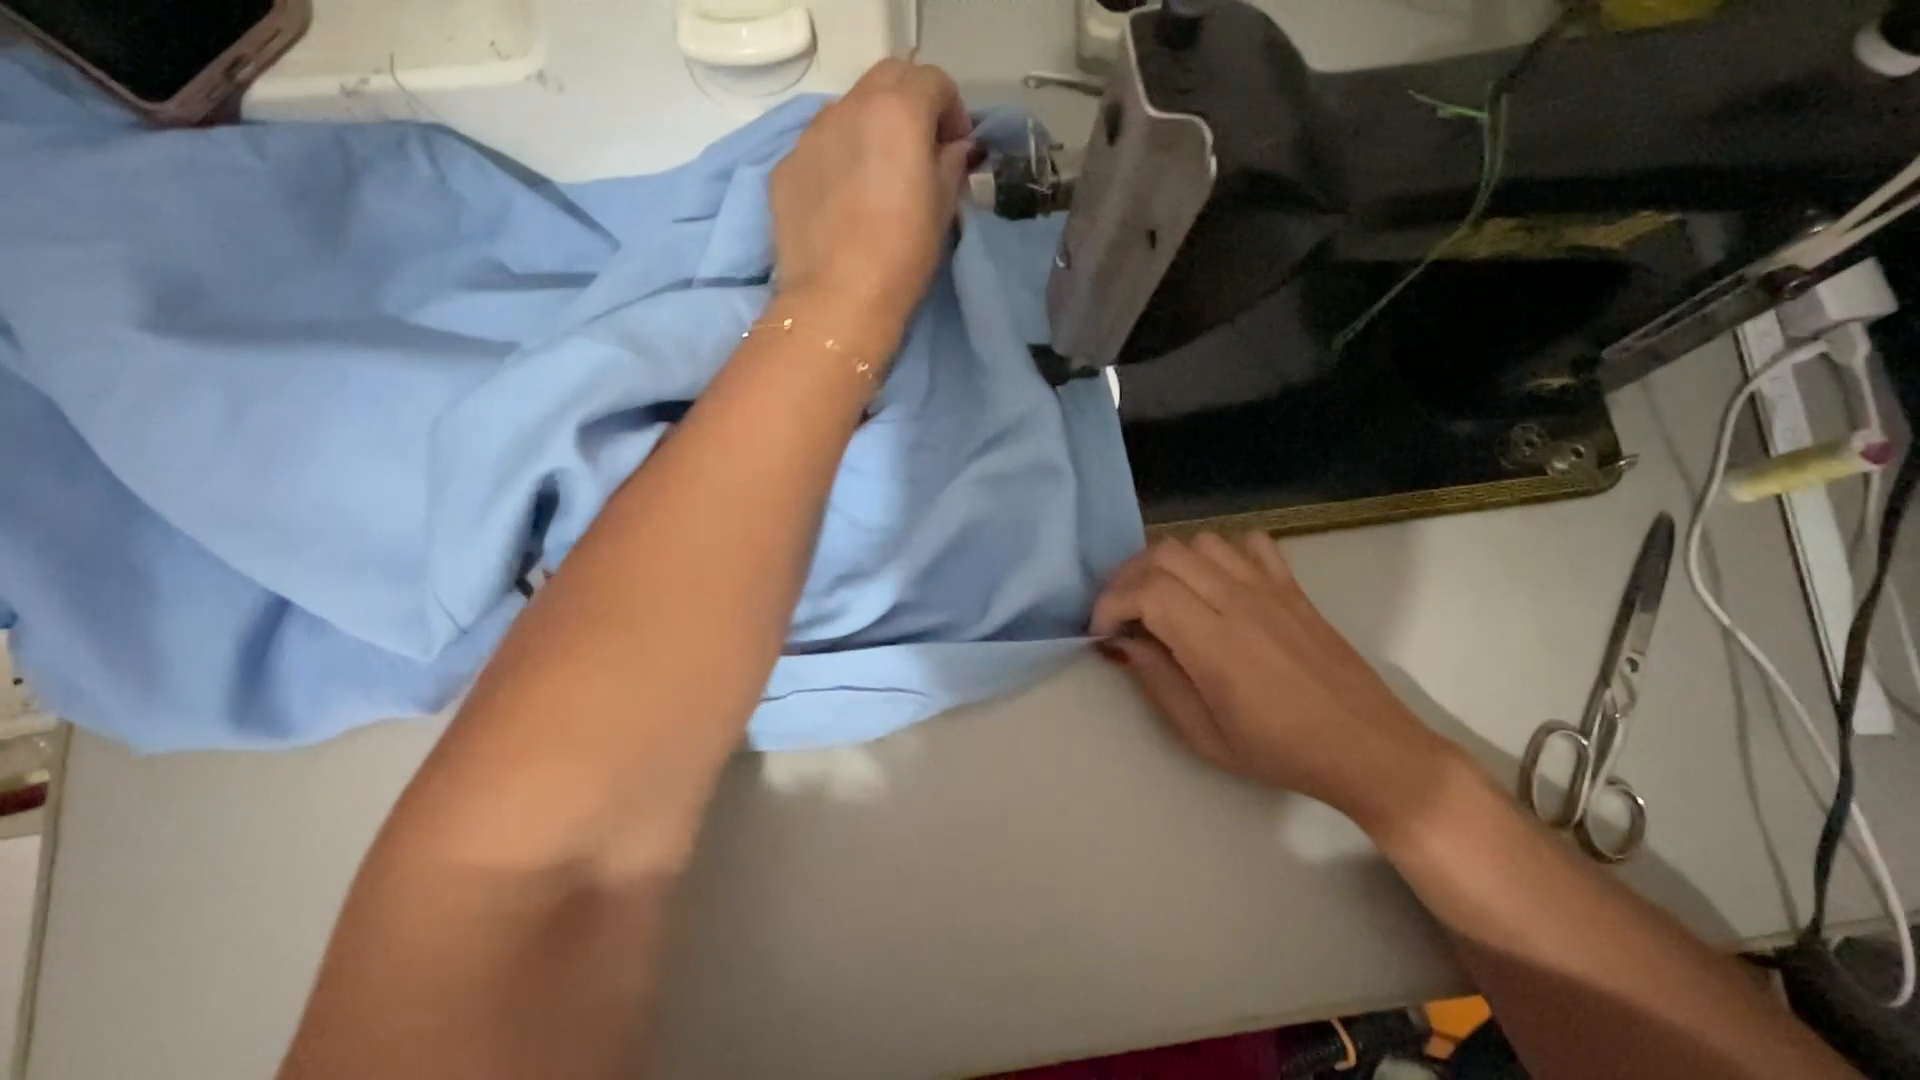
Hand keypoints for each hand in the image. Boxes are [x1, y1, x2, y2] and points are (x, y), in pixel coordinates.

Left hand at [769, 59, 974, 356]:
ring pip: (847, 111)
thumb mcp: (943, 208)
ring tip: (879, 176)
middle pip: (887, 79)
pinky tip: (844, 202)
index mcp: (897, 110)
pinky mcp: (784, 168)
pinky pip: (818, 148)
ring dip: (870, 128)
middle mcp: (848, 108)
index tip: (956, 146)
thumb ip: (951, 164)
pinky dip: (838, 159)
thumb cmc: (903, 254)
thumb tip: (954, 148)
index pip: (933, 81)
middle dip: (910, 102)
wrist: (836, 300)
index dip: (952, 109)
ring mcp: (809, 136)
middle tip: (921, 148)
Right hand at [1090, 532, 1462, 834]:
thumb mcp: (1204, 736)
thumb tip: (1123, 643)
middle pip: (1166, 553)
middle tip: (1122, 612)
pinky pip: (1250, 543)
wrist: (1366, 747)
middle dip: (1129, 576)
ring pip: (1203, 541)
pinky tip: (1218, 584)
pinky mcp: (1293, 587)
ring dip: (1170, 562)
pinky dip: (1222, 553)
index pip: (1147, 590)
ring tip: (1163, 597)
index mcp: (1215, 643)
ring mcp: (1270, 588)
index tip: (1103, 630)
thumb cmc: (1281, 752)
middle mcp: (1239, 601)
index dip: (1111, 602)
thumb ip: (1158, 682)